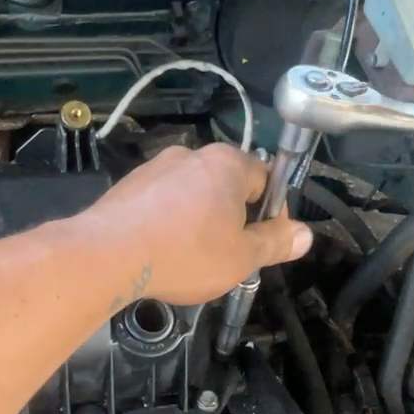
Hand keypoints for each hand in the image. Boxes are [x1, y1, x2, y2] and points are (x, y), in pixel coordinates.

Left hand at [81, 144, 312, 304]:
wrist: (108, 255)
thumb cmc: (186, 254)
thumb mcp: (241, 258)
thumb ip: (275, 243)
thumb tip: (305, 234)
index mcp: (226, 163)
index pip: (266, 179)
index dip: (272, 213)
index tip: (266, 243)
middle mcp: (190, 155)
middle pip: (227, 186)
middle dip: (233, 219)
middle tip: (229, 255)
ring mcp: (154, 168)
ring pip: (191, 195)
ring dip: (198, 221)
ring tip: (191, 258)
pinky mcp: (127, 187)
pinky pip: (160, 204)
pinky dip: (167, 223)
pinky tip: (160, 252)